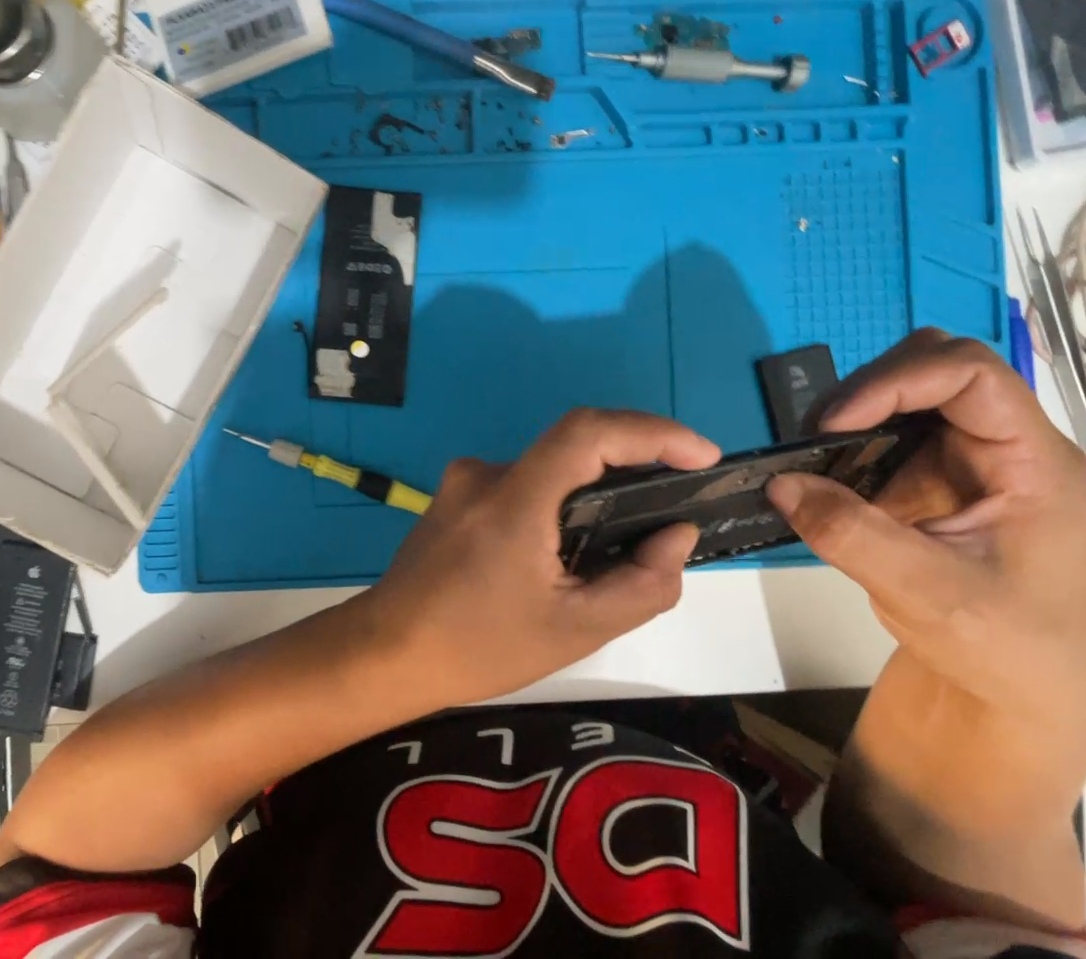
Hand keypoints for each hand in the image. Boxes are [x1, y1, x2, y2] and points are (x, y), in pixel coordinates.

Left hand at [356, 408, 721, 708]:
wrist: (385, 654)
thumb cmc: (478, 647)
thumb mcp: (576, 629)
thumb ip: (642, 583)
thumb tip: (676, 535)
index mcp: (513, 500)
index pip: (588, 432)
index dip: (652, 432)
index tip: (699, 456)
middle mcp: (484, 475)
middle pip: (571, 450)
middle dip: (632, 471)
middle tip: (670, 514)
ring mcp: (462, 485)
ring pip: (547, 474)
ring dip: (590, 499)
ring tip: (618, 552)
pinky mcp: (453, 501)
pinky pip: (521, 489)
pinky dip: (556, 509)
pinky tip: (565, 557)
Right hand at [765, 329, 1085, 723]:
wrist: (1007, 691)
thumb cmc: (997, 645)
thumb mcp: (926, 594)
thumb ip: (852, 534)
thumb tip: (779, 482)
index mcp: (1031, 460)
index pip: (970, 375)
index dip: (895, 381)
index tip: (834, 423)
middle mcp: (1000, 446)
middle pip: (936, 367)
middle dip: (869, 387)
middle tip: (816, 434)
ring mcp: (962, 461)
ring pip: (904, 395)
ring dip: (852, 413)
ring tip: (810, 455)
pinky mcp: (926, 482)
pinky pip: (880, 435)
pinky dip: (843, 442)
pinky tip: (819, 477)